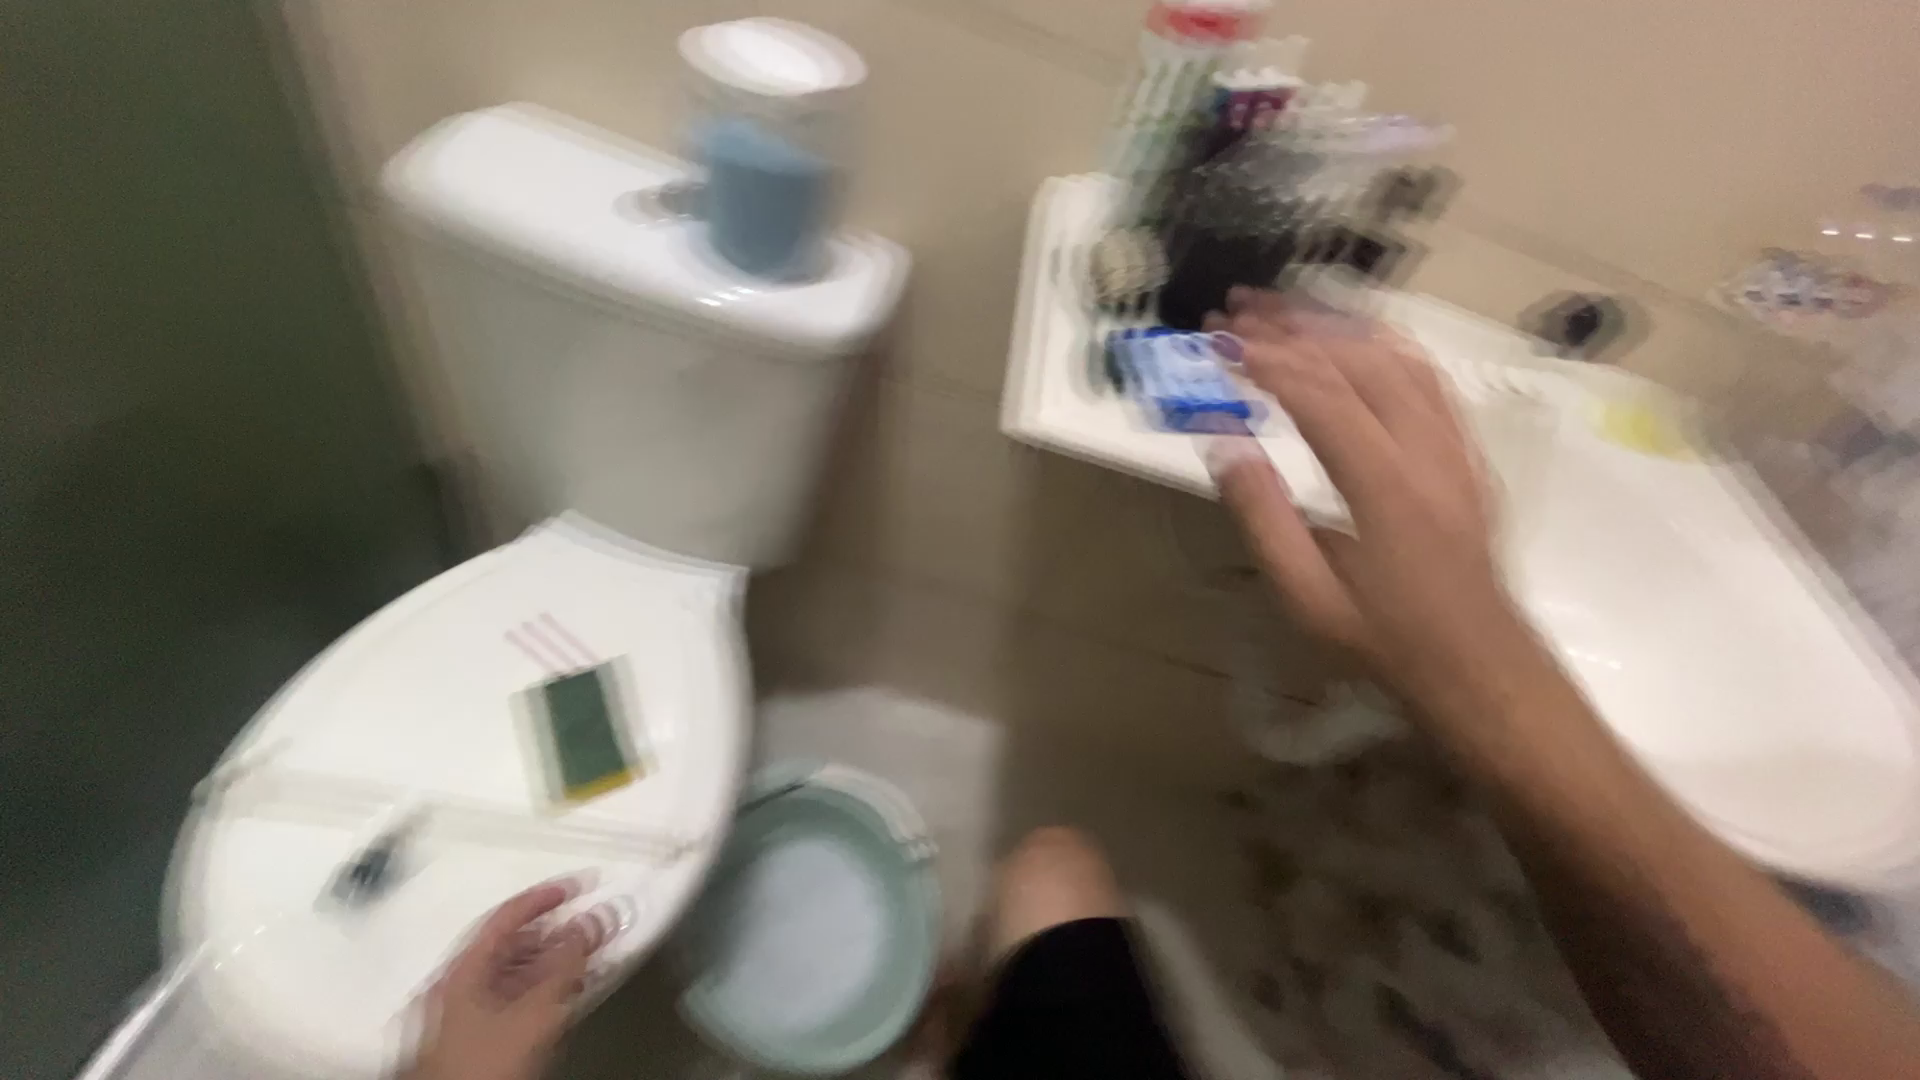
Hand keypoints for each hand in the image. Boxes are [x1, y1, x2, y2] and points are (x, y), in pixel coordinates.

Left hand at [402, 879, 609, 1079]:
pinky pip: (518, 995)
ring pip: (518, 970)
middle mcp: (458, 985)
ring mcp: (465, 1013)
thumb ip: (570, 960)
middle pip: (514, 942)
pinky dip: (548, 985)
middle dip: (560, 930)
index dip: (547, 896)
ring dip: (558, 959)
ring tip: (594, 954)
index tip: (584, 885)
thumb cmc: (487, 1062)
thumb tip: (597, 918)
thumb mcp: (535, 1009)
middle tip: (596, 923)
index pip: (507, 916)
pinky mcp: (478, 1037)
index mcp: (462, 970)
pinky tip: (573, 988)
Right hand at [1204, 289, 1528, 705]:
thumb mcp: (1304, 591)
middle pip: (1362, 361)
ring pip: (1401, 358)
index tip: (1220, 342)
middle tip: (1239, 310)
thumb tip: (1226, 444)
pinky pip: (1430, 379)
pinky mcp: (1467, 453)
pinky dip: (1384, 344)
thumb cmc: (1380, 636)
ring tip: (1285, 308)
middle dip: (1295, 327)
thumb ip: (1264, 514)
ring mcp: (1456, 447)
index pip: (1322, 397)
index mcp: (1385, 487)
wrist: (1477, 662)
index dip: (1268, 361)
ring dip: (1339, 324)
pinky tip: (1353, 337)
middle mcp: (1429, 451)